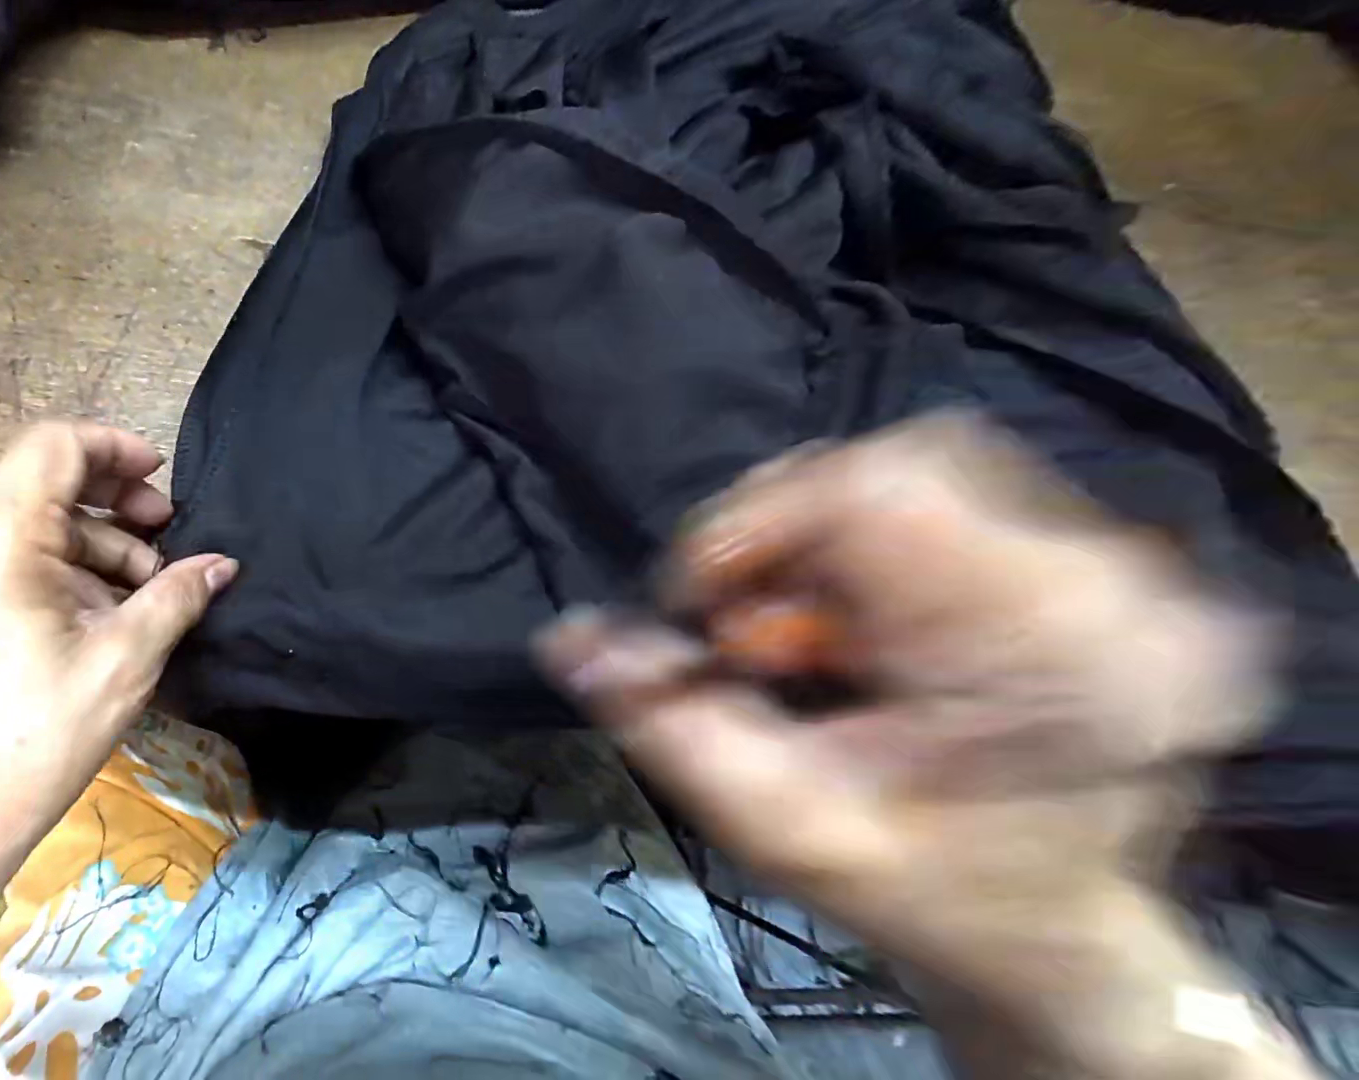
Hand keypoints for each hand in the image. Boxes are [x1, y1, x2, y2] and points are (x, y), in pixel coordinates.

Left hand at [0, 422, 234, 1004]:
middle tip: (167, 536)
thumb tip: (223, 564)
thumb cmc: (28, 737)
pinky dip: (63, 565)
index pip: (58, 444)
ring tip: (143, 591)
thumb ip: (177, 595)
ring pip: (32, 518)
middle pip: (46, 476)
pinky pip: (9, 551)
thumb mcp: (123, 659)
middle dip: (116, 500)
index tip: (165, 481)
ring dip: (96, 541)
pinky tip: (100, 611)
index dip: (118, 449)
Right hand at [537, 414, 1295, 1074]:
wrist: (1048, 929)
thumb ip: (661, 724)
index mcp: (1046, 651)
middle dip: (772, 531)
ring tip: (790, 636)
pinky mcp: (1072, 560)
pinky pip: (919, 497)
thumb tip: (565, 636)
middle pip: (885, 463)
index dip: (751, 525)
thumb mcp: (768, 822)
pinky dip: (839, 548)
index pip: (874, 490)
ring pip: (894, 470)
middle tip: (741, 623)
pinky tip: (833, 627)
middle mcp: (1099, 584)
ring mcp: (1103, 564)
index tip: (698, 603)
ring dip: (802, 542)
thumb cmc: (920, 892)